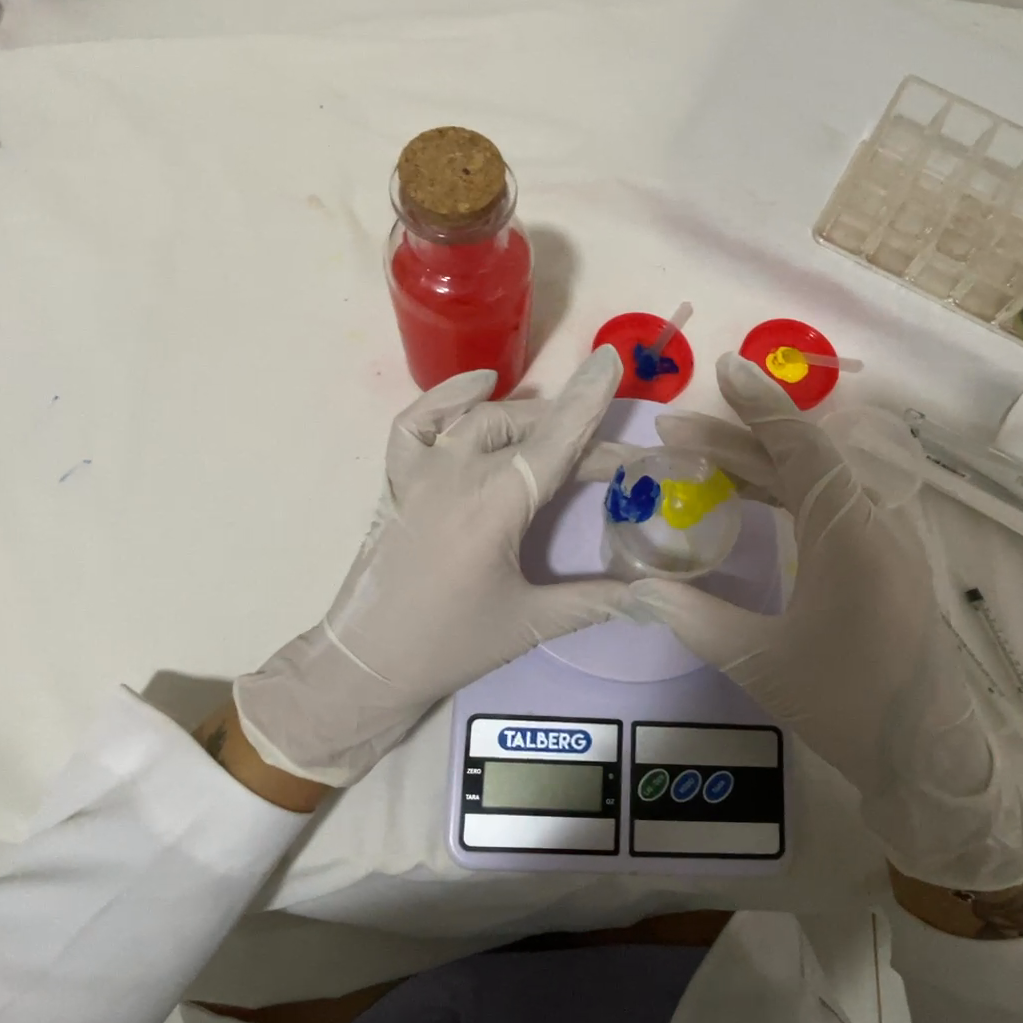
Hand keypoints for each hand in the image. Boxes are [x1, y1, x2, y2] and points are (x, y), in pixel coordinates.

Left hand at [235, 348, 628, 786]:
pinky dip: (448, 396)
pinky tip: (479, 387)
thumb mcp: (530, 625)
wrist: (368, 663)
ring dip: (526, 417)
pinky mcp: (395, 479)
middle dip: (575, 434)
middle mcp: (456, 475)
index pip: (553, 440)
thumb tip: (654, 592)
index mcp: (494, 507)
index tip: (612, 360)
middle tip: (613, 463)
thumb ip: (597, 601)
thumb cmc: (451, 645)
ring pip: (480, 418)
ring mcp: (419, 472)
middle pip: (526, 429)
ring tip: (561, 434)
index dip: (588, 401)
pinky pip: (418, 421)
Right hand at [628, 354, 1022, 890]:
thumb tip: (636, 587)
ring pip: (822, 482)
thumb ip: (692, 616)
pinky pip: (837, 507)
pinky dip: (791, 493)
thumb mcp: (757, 662)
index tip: (722, 370)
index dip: (759, 407)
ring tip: (703, 462)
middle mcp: (878, 526)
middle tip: (675, 435)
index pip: (801, 448)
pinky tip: (756, 501)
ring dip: (763, 466)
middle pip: (804, 460)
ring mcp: (891, 544)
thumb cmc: (845, 706)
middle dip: (739, 440)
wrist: (927, 762)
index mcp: (852, 537)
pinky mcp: (891, 565)